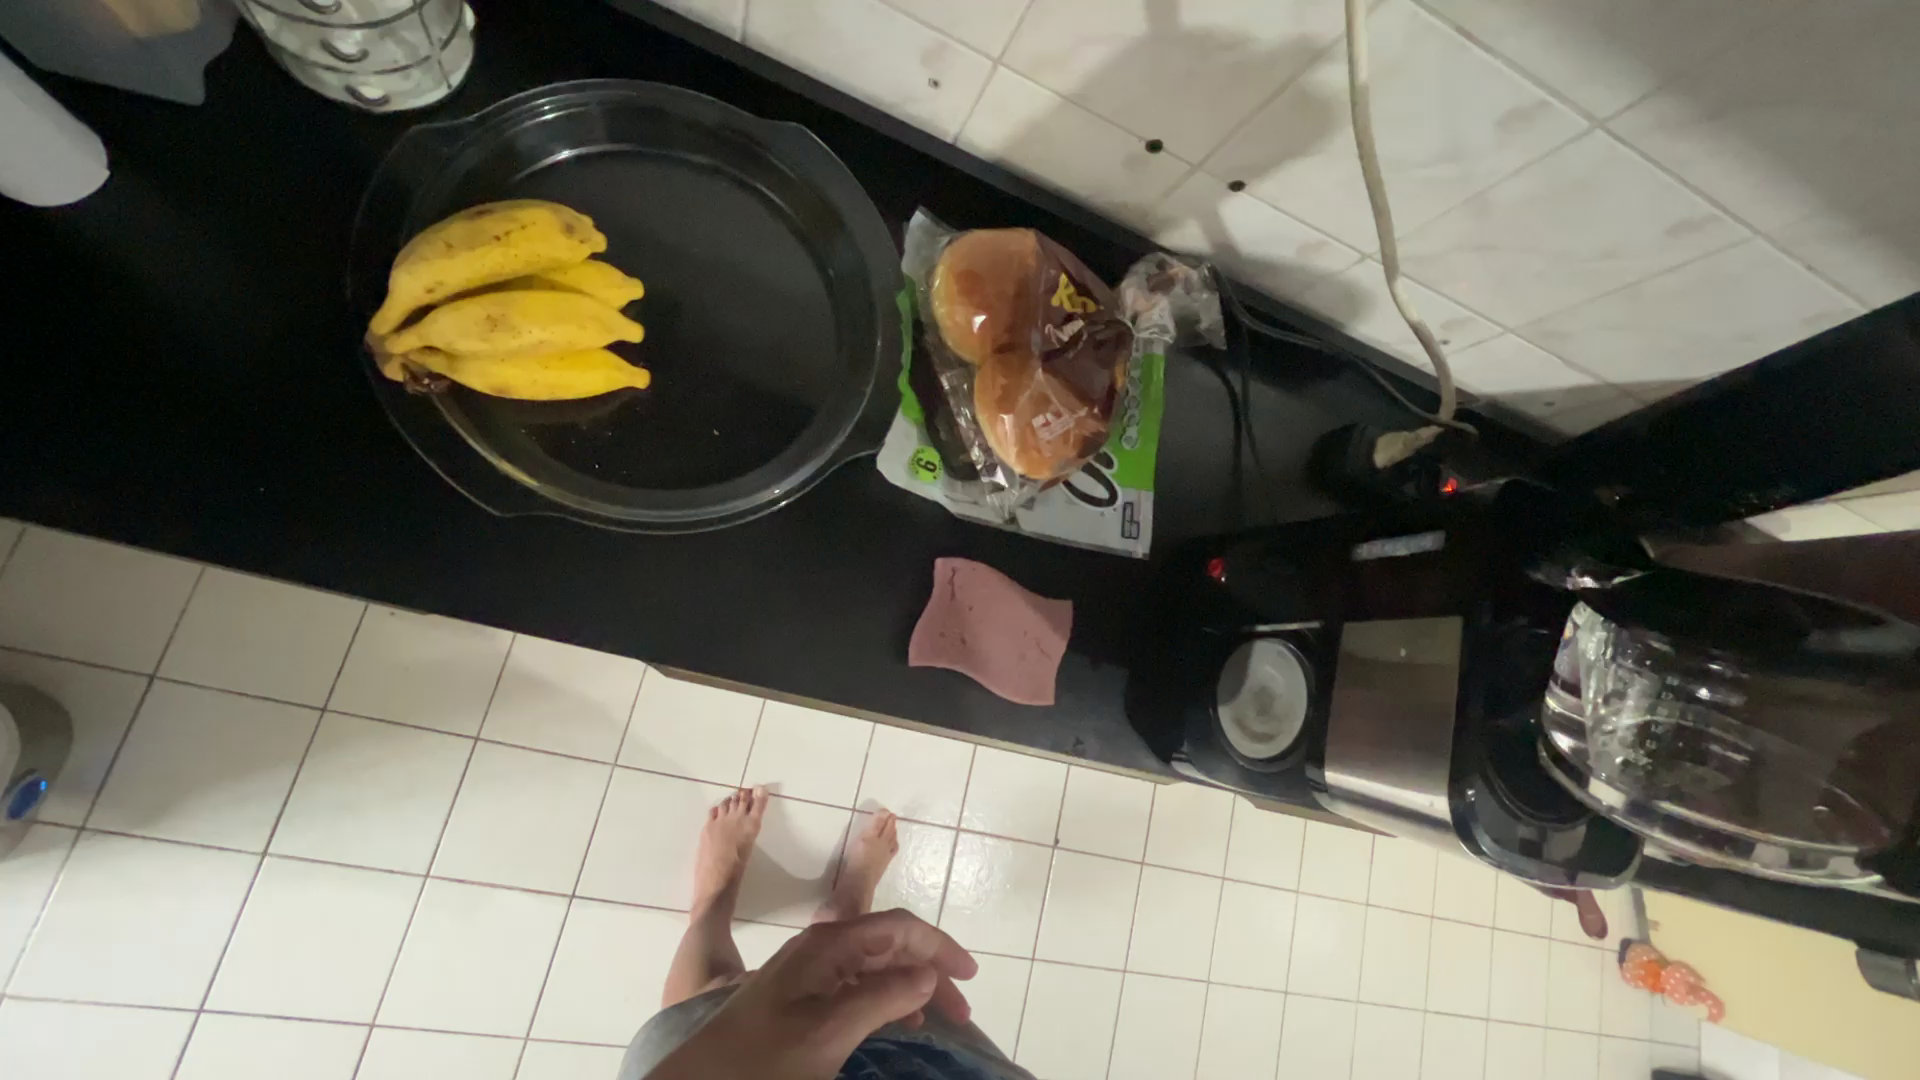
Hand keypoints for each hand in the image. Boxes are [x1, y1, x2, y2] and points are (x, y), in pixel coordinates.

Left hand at [649, 908, 976, 1079]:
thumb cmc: (763, 1061)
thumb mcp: (829, 1033)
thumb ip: (882, 997)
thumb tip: (928, 972)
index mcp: (829, 944)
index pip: (898, 927)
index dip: (939, 946)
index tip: (970, 977)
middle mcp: (823, 948)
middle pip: (891, 943)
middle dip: (930, 967)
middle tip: (961, 1008)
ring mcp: (812, 972)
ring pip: (877, 964)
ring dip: (912, 983)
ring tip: (939, 1015)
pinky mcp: (804, 999)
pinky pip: (859, 985)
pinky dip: (888, 998)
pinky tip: (902, 1019)